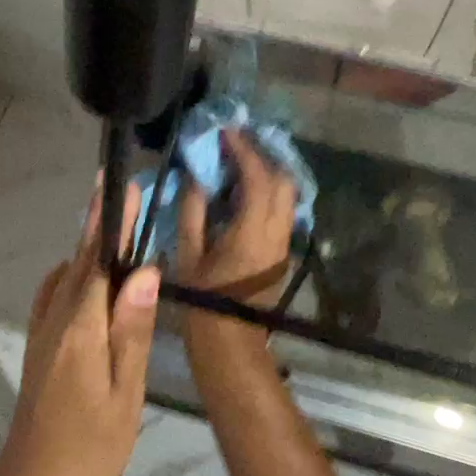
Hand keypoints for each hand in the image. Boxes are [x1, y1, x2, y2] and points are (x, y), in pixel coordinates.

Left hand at [0, 182, 159, 475]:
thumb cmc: (90, 446)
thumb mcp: (124, 394)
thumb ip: (132, 331)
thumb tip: (145, 272)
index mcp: (80, 329)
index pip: (99, 262)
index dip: (112, 224)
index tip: (123, 188)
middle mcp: (55, 320)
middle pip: (79, 262)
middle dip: (98, 223)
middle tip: (118, 188)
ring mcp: (42, 332)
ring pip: (66, 276)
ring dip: (86, 245)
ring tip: (110, 222)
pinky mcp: (38, 345)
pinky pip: (54, 294)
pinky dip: (72, 272)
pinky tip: (85, 276)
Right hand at [175, 129, 298, 311]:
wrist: (231, 345)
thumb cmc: (203, 303)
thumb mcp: (188, 255)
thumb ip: (192, 211)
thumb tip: (195, 177)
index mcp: (252, 233)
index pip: (257, 178)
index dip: (243, 150)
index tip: (225, 130)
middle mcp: (277, 234)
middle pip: (283, 180)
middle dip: (261, 154)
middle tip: (233, 141)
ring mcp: (284, 243)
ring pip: (287, 194)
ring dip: (266, 171)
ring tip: (236, 158)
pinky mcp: (282, 251)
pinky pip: (281, 208)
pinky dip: (266, 189)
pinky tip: (241, 187)